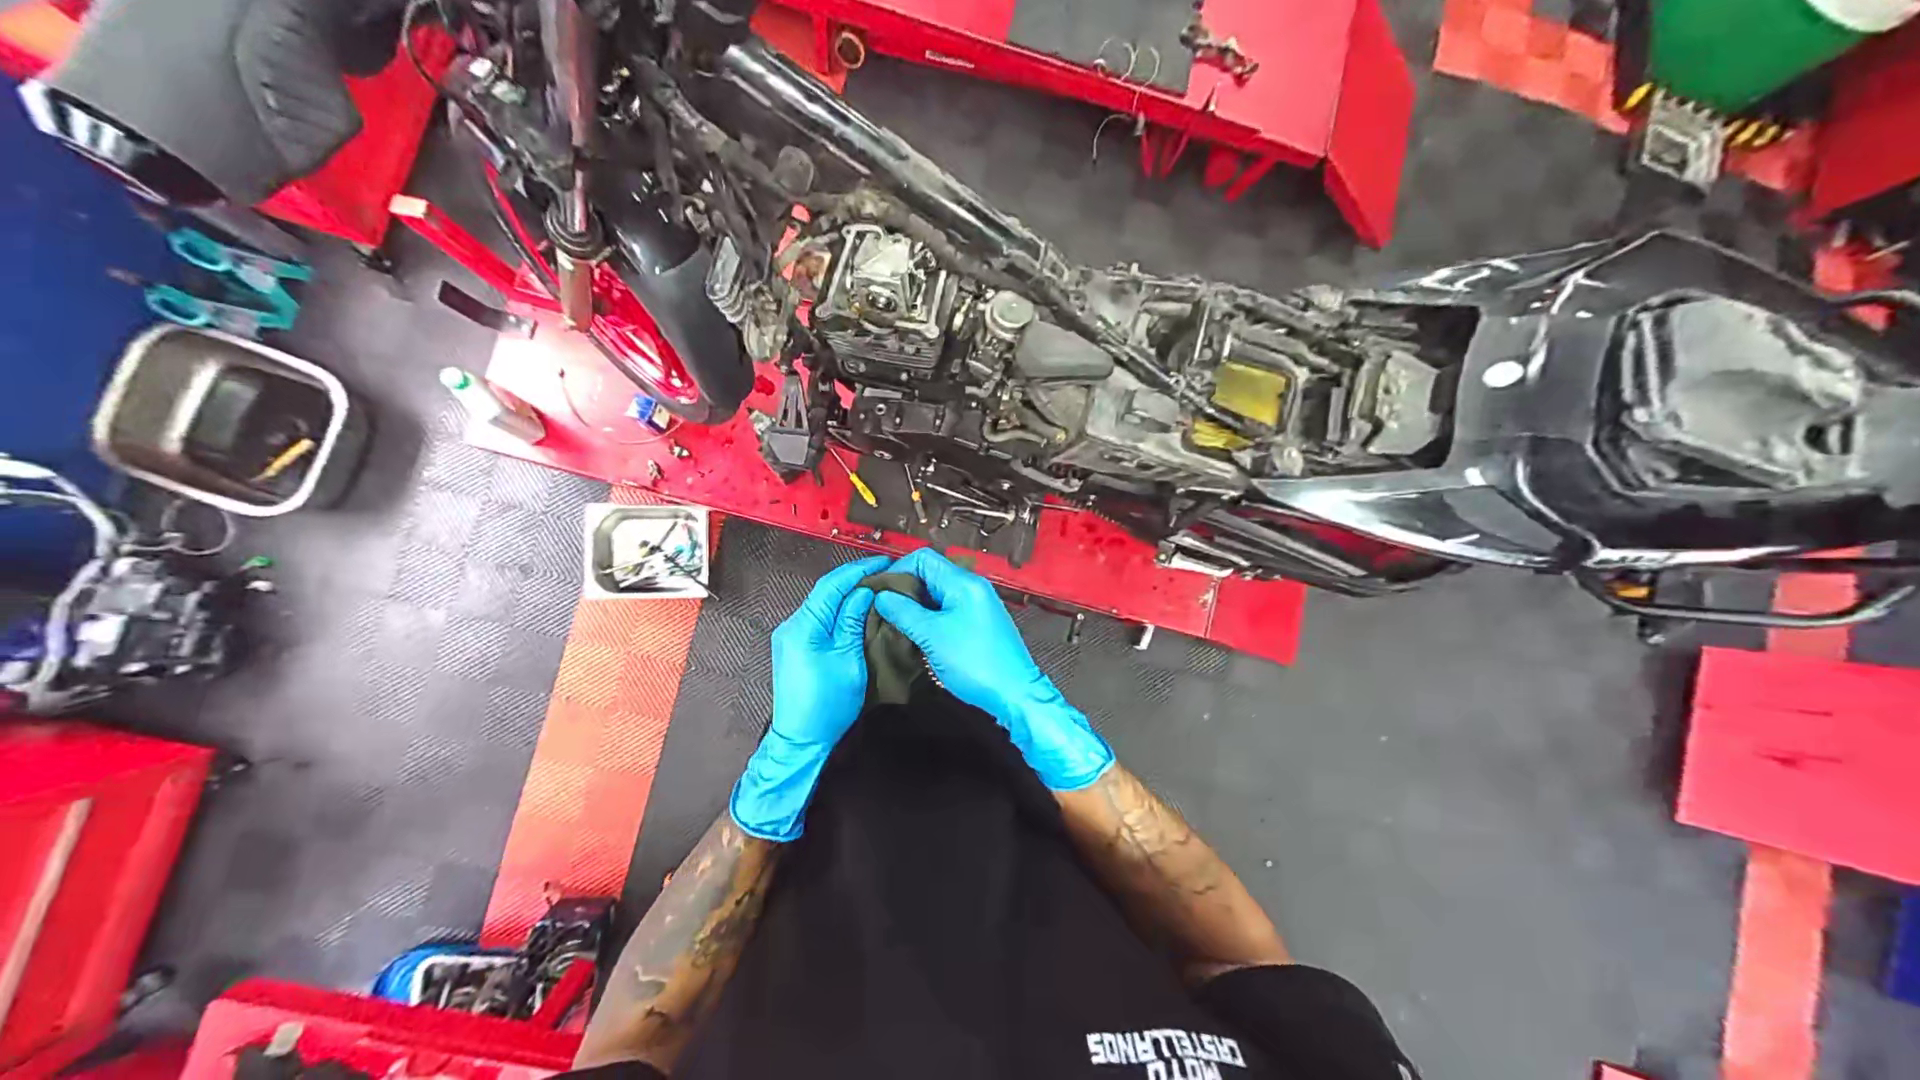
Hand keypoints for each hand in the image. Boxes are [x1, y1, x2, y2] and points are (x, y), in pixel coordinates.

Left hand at [730, 554, 888, 840]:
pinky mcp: (795, 646)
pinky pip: (819, 617)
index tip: (883, 562)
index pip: (832, 585)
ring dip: (847, 592)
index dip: (858, 570)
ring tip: (875, 586)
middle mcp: (792, 625)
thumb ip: (853, 621)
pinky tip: (856, 608)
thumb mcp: (848, 660)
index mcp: (804, 626)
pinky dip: (838, 608)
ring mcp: (791, 635)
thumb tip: (863, 591)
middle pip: (825, 591)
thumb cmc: (827, 704)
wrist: (801, 739)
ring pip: (822, 603)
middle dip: (854, 578)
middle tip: (883, 572)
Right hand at [873, 548, 1112, 790]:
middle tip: (883, 609)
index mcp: (963, 582)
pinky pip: (947, 609)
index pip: (922, 558)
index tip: (879, 591)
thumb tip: (882, 597)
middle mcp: (972, 587)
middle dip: (904, 588)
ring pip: (937, 593)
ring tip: (896, 623)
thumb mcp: (931, 635)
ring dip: (915, 605)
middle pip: (929, 574)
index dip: (897, 570)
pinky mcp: (977, 621)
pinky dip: (929, 617)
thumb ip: (903, 612)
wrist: (1013, 693)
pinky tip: (916, 633)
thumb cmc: (976, 663)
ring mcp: (976, 604)